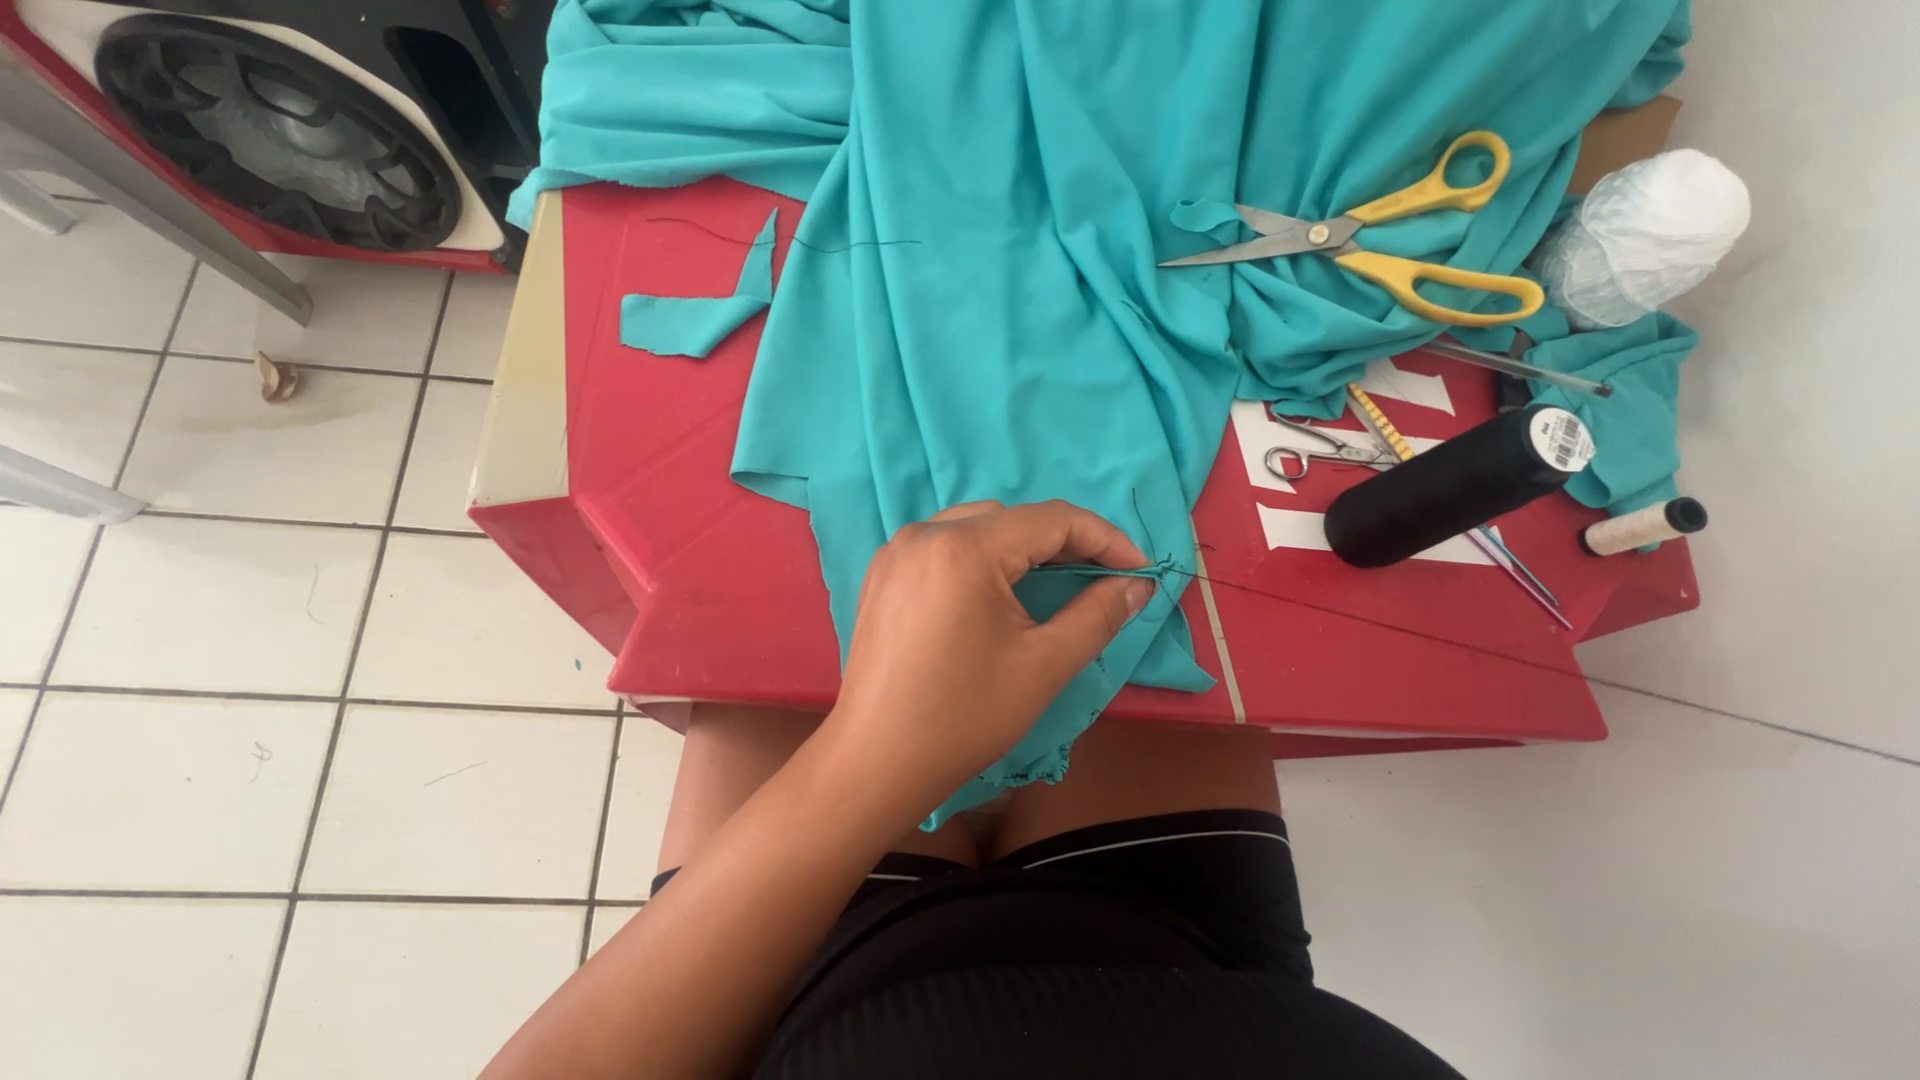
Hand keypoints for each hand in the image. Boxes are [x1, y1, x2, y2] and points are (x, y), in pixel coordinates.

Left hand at [821, 500, 1155, 811]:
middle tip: (1102, 580)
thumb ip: (1098, 615)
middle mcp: (925, 534)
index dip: (1105, 539)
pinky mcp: (884, 574)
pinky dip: (982, 557)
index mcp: (964, 549)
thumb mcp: (1044, 666)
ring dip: (1023, 547)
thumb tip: (1137, 585)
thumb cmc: (964, 716)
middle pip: (1013, 518)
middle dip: (1065, 543)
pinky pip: (945, 545)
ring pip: (977, 526)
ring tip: (1057, 583)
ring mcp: (897, 552)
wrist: (878, 761)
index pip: (1052, 519)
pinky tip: (999, 592)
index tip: (1140, 570)